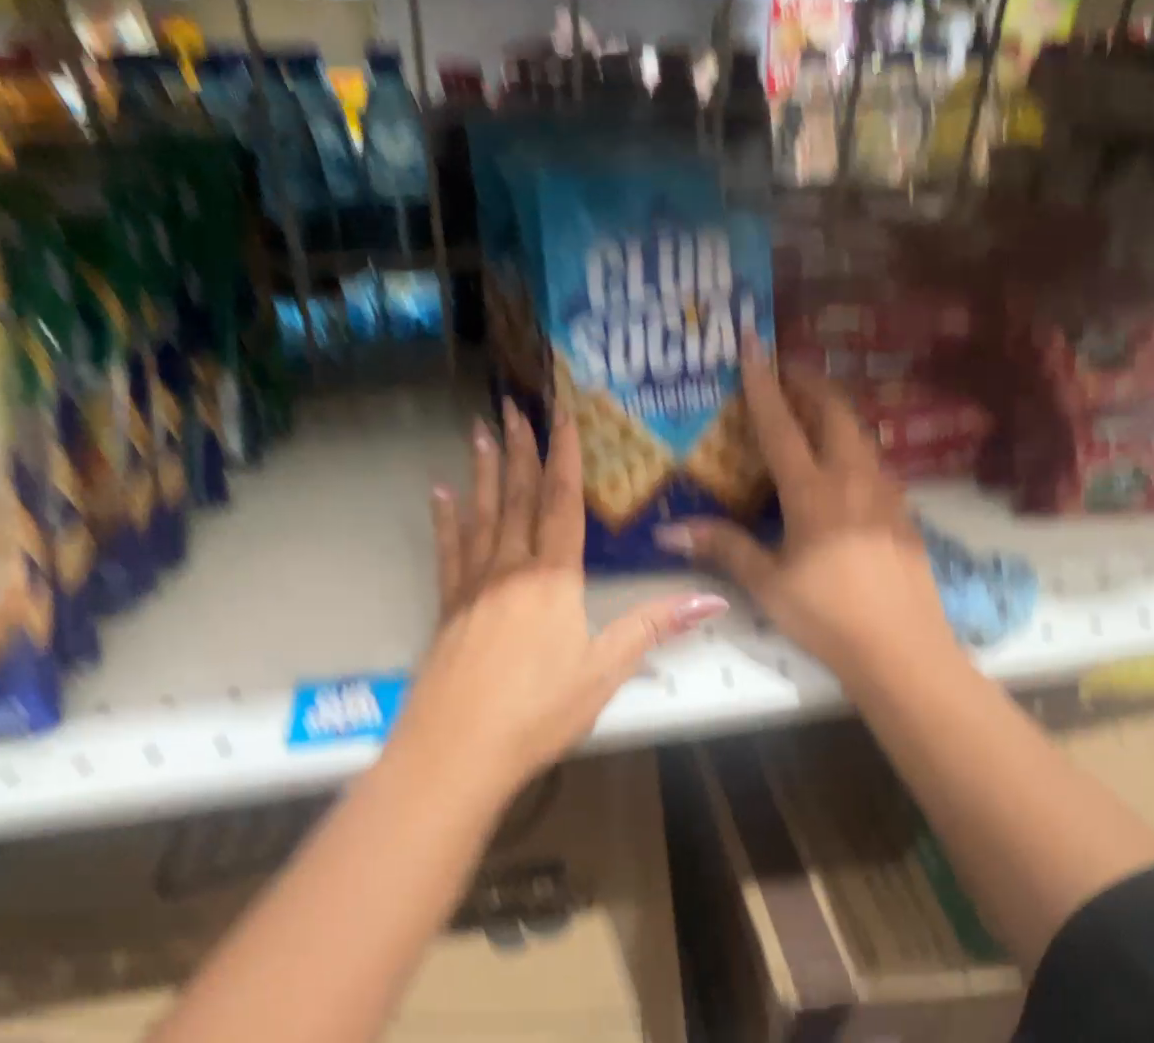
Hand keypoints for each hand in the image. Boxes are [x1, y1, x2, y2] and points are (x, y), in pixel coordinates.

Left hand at [392, 402, 728, 791]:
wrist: (457, 748)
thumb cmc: (538, 712)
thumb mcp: (604, 672)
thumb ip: (651, 628)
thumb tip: (712, 598)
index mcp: (554, 579)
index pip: (563, 505)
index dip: (565, 458)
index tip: (562, 416)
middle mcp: (511, 569)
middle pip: (518, 499)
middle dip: (520, 451)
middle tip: (511, 406)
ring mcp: (473, 585)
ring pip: (481, 515)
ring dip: (484, 472)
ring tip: (479, 431)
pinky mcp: (447, 606)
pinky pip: (448, 550)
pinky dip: (446, 519)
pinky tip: (441, 493)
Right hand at [655, 332, 959, 683]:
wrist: (903, 649)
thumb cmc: (827, 615)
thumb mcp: (767, 584)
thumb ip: (724, 548)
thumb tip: (667, 531)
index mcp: (813, 491)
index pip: (781, 424)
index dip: (763, 382)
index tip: (754, 343)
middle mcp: (853, 478)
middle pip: (832, 411)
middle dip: (808, 383)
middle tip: (784, 371)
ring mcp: (886, 492)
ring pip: (859, 433)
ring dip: (832, 411)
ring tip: (809, 410)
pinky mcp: (904, 512)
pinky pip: (874, 460)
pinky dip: (851, 444)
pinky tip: (842, 466)